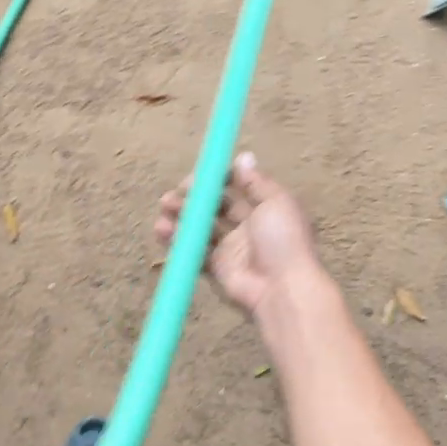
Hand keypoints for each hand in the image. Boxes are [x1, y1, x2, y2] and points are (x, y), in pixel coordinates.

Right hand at [155, 151, 318, 316]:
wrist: (281, 288)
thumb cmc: (282, 241)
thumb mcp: (276, 203)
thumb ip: (256, 181)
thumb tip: (244, 157)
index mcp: (263, 209)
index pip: (234, 189)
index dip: (213, 181)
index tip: (195, 178)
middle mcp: (246, 227)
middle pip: (213, 208)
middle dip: (191, 199)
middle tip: (171, 196)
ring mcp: (229, 249)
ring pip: (200, 229)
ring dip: (180, 218)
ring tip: (163, 214)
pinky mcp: (216, 269)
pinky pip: (193, 252)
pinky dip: (177, 242)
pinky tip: (164, 233)